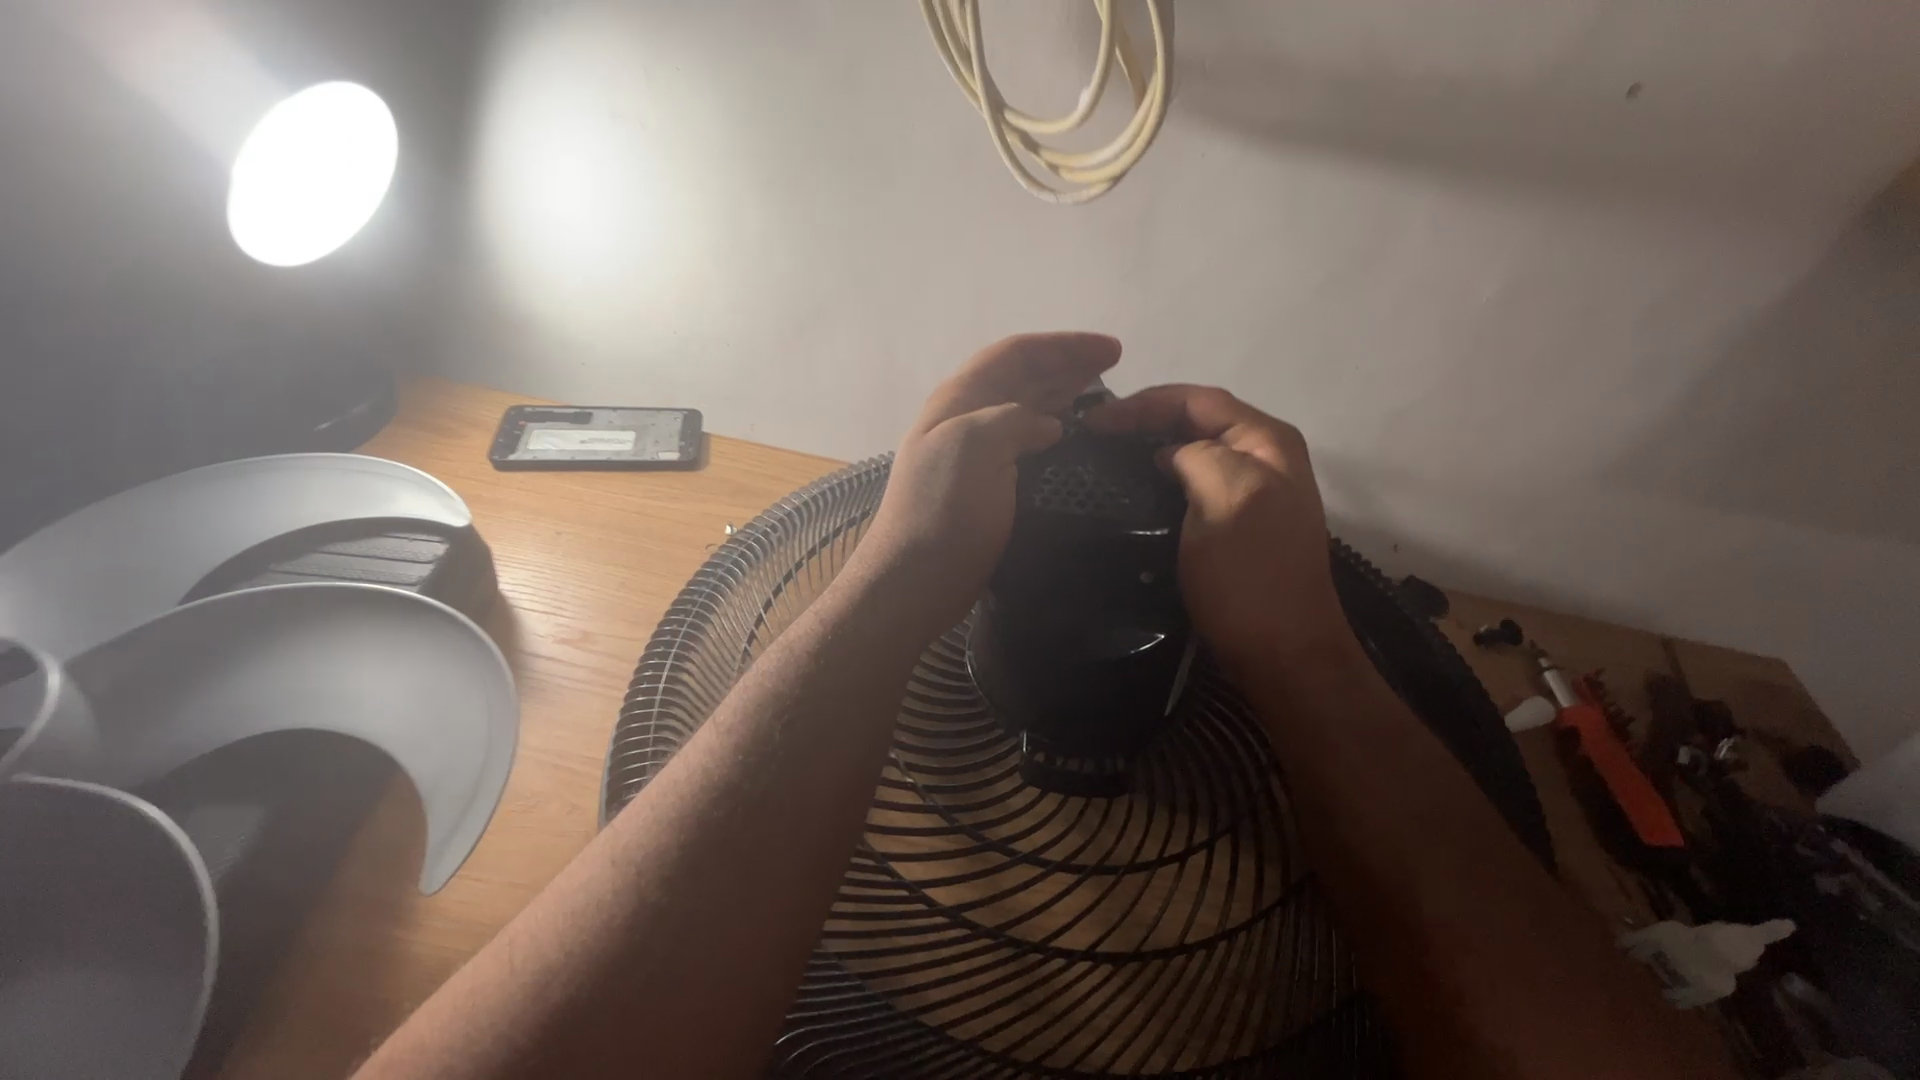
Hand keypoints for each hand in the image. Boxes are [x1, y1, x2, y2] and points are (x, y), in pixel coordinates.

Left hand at [846, 332, 1122, 635]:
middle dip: (1068, 365)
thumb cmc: (943, 510)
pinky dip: (1054, 434)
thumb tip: (1049, 425)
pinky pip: (1026, 446)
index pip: (1016, 354)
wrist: (917, 579)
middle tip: (1115, 368)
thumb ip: (1015, 420)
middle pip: (1023, 377)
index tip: (1113, 351)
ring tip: (1103, 395)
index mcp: (959, 399)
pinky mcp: (988, 487)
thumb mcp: (974, 446)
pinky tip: (1075, 440)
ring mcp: (976, 454)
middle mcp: (966, 419)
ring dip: (1063, 395)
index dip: (1064, 346)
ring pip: (1025, 409)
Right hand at [1086, 385, 1354, 673]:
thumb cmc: (1250, 575)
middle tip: (1094, 435)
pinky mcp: (1236, 527)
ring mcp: (1253, 495)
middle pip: (1197, 421)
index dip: (1143, 404)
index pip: (1198, 400)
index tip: (1094, 422)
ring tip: (1106, 458)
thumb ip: (1196, 455)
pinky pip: (1193, 487)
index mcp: (1267, 442)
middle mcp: (1265, 459)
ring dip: (1151, 449)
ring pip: (1194, 453)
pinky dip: (1161, 481)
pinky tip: (1134, 493)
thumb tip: (1168, 453)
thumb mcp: (1224, 497)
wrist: (1282, 653)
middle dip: (1145, 420)